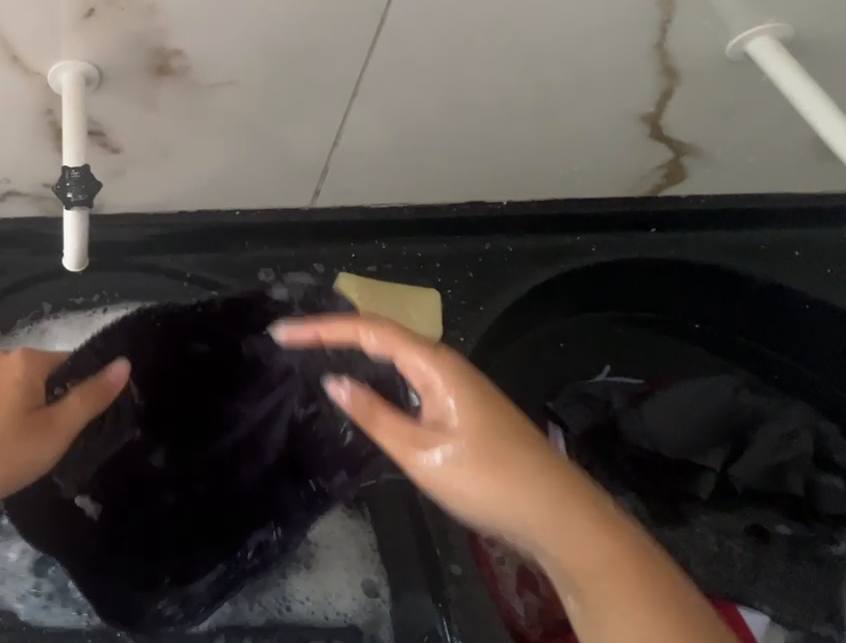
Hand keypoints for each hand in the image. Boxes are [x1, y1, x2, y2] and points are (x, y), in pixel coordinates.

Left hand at [0, 349, 129, 517]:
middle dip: (59, 405)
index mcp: (26, 358)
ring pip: (28, 390)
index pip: (74, 363)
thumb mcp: (56, 430)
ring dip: (38, 414)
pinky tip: (12, 448)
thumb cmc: (4, 455)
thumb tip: (124, 363)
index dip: (85, 393)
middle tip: (59, 443)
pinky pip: (7, 400)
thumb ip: (91, 396)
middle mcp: (4, 357)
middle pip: (50, 376)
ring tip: (35, 450)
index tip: (83, 427)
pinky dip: (16, 419)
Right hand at [270, 313, 603, 554]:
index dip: (320, 328)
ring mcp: (455, 381)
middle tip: (288, 339)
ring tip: (311, 349)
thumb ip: (373, 414)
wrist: (563, 518)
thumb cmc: (489, 482)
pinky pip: (407, 371)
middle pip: (379, 332)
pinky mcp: (460, 401)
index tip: (281, 333)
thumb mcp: (421, 453)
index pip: (366, 330)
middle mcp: (444, 362)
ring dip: (352, 346)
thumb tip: (332, 381)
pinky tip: (362, 379)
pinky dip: (374, 366)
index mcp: (434, 364)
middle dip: (331, 331)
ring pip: (394, 351)